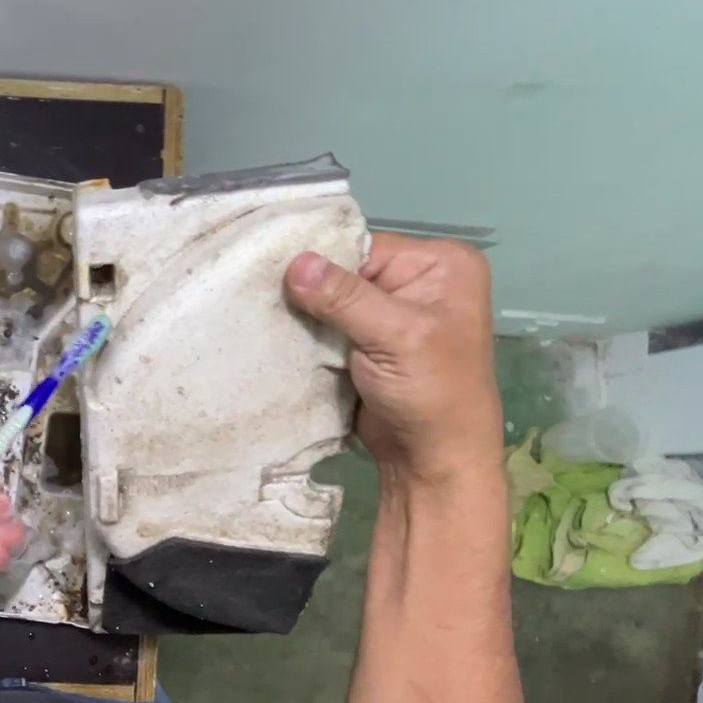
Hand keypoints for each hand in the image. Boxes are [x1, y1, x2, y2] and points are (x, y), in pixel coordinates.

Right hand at [284, 233, 502, 486]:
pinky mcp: (363, 344)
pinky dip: (304, 336)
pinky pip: (325, 328)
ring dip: (301, 317)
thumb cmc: (430, 392)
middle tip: (263, 301)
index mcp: (440, 265)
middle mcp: (416, 281)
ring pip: (329, 302)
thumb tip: (296, 262)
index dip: (322, 262)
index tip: (275, 278)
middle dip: (308, 290)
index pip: (364, 246)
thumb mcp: (394, 336)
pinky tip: (280, 340)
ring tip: (265, 321)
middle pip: (344, 272)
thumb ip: (346, 298)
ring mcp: (388, 315)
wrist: (428, 455)